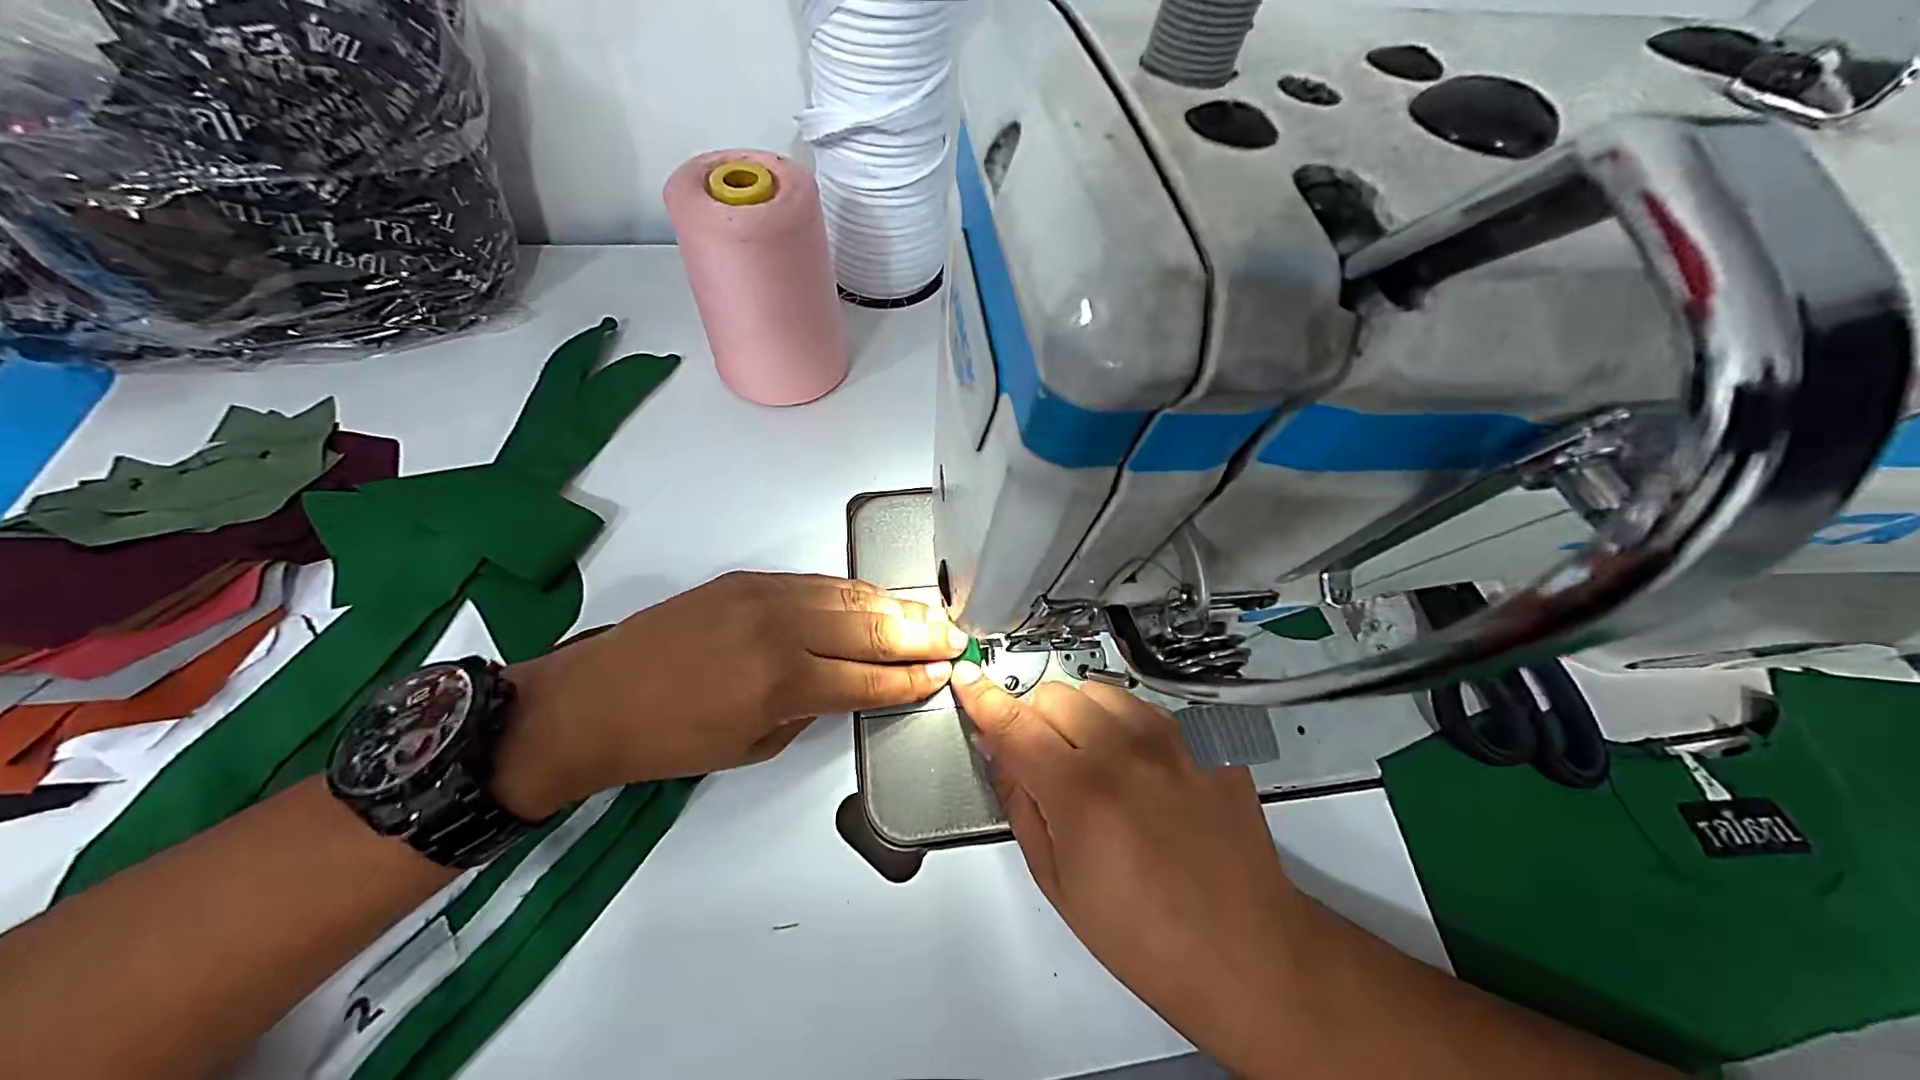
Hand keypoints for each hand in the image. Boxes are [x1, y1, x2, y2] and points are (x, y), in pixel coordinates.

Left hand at [494, 572, 966, 816]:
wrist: (595, 699)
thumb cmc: (670, 740)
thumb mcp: (753, 745)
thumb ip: (811, 709)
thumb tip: (849, 684)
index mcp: (782, 684)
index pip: (870, 678)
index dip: (913, 678)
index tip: (943, 674)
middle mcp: (779, 630)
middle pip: (872, 627)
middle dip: (921, 635)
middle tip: (955, 638)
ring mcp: (763, 595)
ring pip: (850, 595)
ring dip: (895, 606)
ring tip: (929, 615)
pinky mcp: (748, 578)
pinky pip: (817, 582)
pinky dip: (853, 592)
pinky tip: (874, 599)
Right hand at [949, 665, 1305, 1070]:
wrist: (1244, 952)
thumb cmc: (1152, 937)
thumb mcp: (1058, 881)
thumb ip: (1021, 803)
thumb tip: (999, 754)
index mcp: (1082, 794)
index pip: (1013, 722)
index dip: (981, 698)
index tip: (969, 682)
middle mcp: (1128, 755)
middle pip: (1054, 694)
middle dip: (1033, 718)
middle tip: (1038, 755)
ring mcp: (1174, 745)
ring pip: (1099, 690)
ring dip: (1079, 714)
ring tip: (1087, 759)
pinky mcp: (1205, 745)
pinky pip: (1146, 709)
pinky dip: (1124, 723)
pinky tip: (1131, 764)